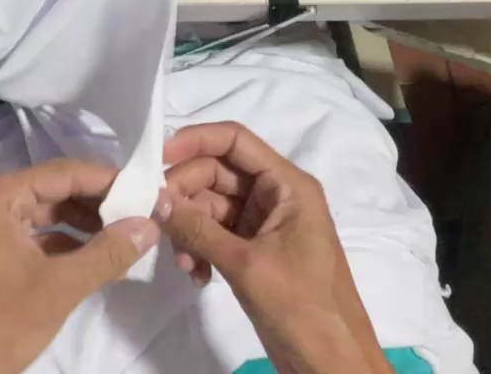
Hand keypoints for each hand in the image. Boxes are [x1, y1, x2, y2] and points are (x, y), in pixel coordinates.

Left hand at [0, 158, 160, 373]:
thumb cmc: (2, 322)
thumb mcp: (61, 286)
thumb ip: (107, 253)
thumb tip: (149, 226)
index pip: (62, 174)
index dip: (105, 181)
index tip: (143, 189)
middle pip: (55, 189)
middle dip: (97, 203)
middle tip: (140, 212)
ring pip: (48, 211)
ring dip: (85, 224)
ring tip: (126, 234)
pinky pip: (38, 232)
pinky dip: (68, 242)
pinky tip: (100, 255)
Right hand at [156, 122, 392, 373]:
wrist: (336, 372)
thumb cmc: (303, 310)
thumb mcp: (246, 266)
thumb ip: (197, 228)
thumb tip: (154, 198)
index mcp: (288, 185)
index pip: (234, 140)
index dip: (195, 141)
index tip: (157, 157)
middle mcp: (276, 195)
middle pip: (216, 172)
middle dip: (185, 194)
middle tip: (159, 218)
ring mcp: (264, 223)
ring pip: (211, 204)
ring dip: (189, 228)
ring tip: (181, 261)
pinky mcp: (254, 250)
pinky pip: (215, 233)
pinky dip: (199, 247)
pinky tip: (194, 275)